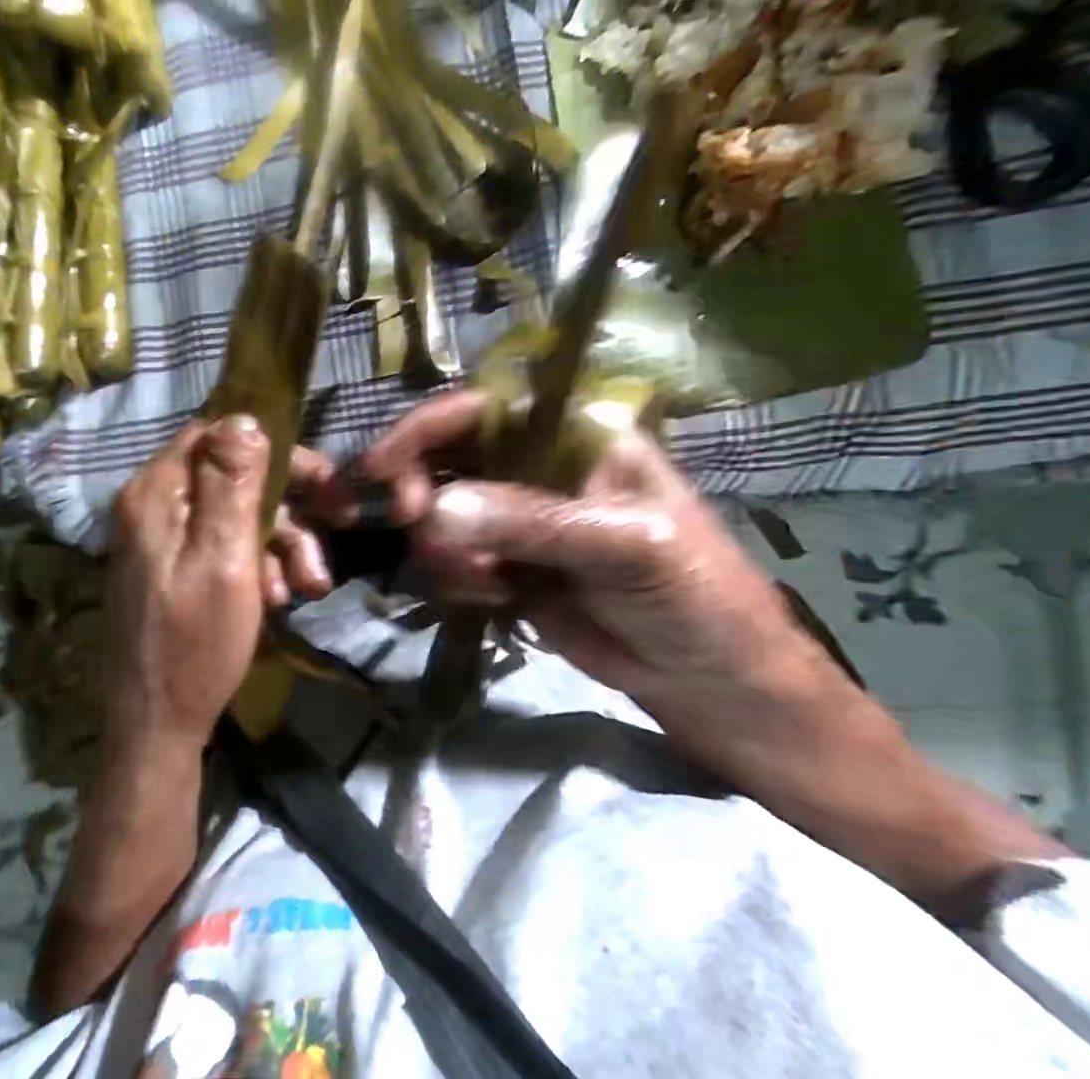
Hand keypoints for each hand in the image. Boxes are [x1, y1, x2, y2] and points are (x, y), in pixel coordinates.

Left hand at [106, 415, 350, 754]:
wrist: (158, 722)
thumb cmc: (196, 643)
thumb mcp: (224, 559)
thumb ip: (231, 485)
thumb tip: (243, 416)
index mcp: (156, 495)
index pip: (214, 436)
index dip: (271, 449)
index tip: (319, 479)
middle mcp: (151, 509)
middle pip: (229, 478)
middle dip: (285, 506)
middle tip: (336, 523)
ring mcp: (159, 542)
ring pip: (232, 517)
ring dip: (279, 544)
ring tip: (308, 585)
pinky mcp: (171, 571)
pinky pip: (220, 549)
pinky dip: (255, 567)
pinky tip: (278, 599)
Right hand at [363, 392, 1065, 914]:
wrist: (707, 680)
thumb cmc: (694, 596)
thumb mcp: (627, 546)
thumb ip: (533, 522)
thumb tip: (433, 510)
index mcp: (576, 435)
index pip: (485, 408)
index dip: (426, 429)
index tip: (382, 470)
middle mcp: (536, 466)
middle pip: (446, 456)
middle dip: (418, 490)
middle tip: (411, 526)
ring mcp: (515, 519)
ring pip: (438, 512)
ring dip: (441, 546)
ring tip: (485, 579)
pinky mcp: (502, 565)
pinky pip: (448, 558)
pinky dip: (453, 576)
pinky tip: (493, 597)